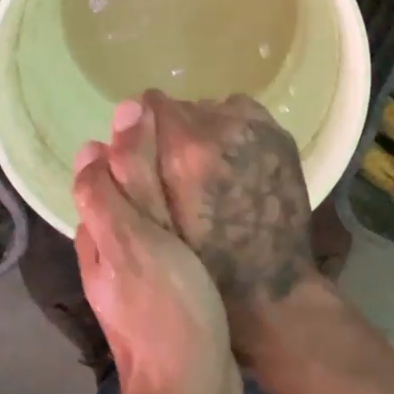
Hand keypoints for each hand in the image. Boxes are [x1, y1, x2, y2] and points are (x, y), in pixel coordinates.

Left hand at [74, 100, 254, 393]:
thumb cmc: (166, 314)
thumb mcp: (136, 244)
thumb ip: (119, 189)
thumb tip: (100, 130)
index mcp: (99, 245)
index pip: (95, 181)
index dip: (115, 146)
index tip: (149, 113)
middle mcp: (114, 264)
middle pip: (120, 202)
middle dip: (141, 166)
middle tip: (183, 133)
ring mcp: (145, 287)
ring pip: (148, 225)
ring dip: (166, 194)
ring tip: (201, 164)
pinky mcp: (176, 303)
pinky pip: (174, 248)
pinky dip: (185, 223)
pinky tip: (211, 218)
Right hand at [129, 90, 320, 359]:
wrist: (269, 290)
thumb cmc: (203, 267)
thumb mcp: (153, 224)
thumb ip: (132, 173)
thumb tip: (113, 130)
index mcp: (187, 150)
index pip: (151, 103)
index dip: (143, 126)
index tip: (145, 151)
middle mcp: (223, 128)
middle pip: (183, 105)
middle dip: (174, 129)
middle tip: (176, 168)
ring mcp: (257, 129)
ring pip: (213, 108)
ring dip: (204, 128)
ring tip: (206, 166)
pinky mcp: (280, 136)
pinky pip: (244, 114)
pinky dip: (234, 129)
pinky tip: (232, 161)